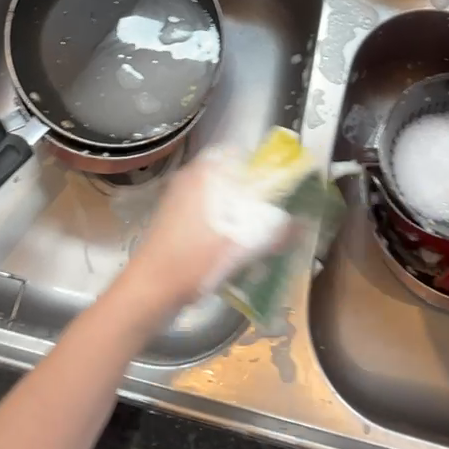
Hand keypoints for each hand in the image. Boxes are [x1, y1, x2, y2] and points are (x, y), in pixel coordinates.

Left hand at [117, 147, 289, 314]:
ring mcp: (180, 202)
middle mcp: (190, 180)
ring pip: (221, 199)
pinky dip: (226, 228)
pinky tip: (237, 253)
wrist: (147, 293)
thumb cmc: (191, 263)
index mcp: (203, 175)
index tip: (282, 187)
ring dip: (242, 216)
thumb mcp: (240, 247)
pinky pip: (209, 216)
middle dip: (256, 197)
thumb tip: (301, 223)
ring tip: (261, 237)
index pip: (239, 154)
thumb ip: (274, 231)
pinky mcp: (175, 223)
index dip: (263, 168)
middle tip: (276, 216)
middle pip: (232, 179)